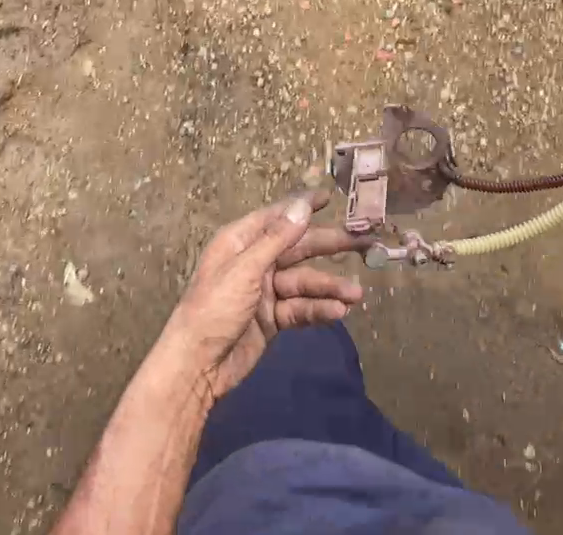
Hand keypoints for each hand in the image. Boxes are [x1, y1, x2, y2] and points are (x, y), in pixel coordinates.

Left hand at [156, 190, 370, 399]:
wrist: (197, 365)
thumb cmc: (214, 308)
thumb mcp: (244, 270)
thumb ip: (276, 239)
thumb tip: (301, 206)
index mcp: (241, 241)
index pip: (278, 217)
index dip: (303, 206)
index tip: (330, 198)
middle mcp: (255, 261)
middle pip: (299, 248)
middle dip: (330, 246)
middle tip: (366, 243)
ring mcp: (265, 291)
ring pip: (304, 281)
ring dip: (329, 287)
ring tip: (356, 294)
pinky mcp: (273, 319)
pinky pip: (301, 308)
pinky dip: (319, 309)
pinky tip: (338, 312)